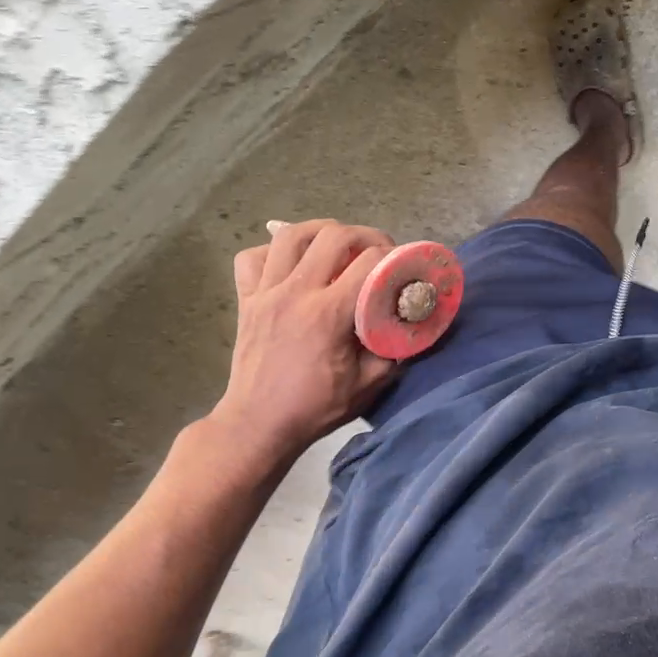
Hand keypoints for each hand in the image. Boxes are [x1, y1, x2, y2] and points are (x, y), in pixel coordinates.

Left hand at [210, 219, 400, 457]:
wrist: (257, 424)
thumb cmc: (316, 407)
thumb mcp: (370, 383)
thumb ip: (394, 347)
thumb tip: (411, 322)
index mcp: (328, 313)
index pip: (370, 261)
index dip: (397, 257)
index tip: (408, 268)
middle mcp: (295, 293)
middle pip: (333, 235)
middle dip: (366, 236)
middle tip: (380, 253)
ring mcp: (265, 293)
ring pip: (291, 235)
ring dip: (322, 232)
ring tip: (341, 246)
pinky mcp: (246, 300)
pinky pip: (254, 257)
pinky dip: (275, 252)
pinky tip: (294, 265)